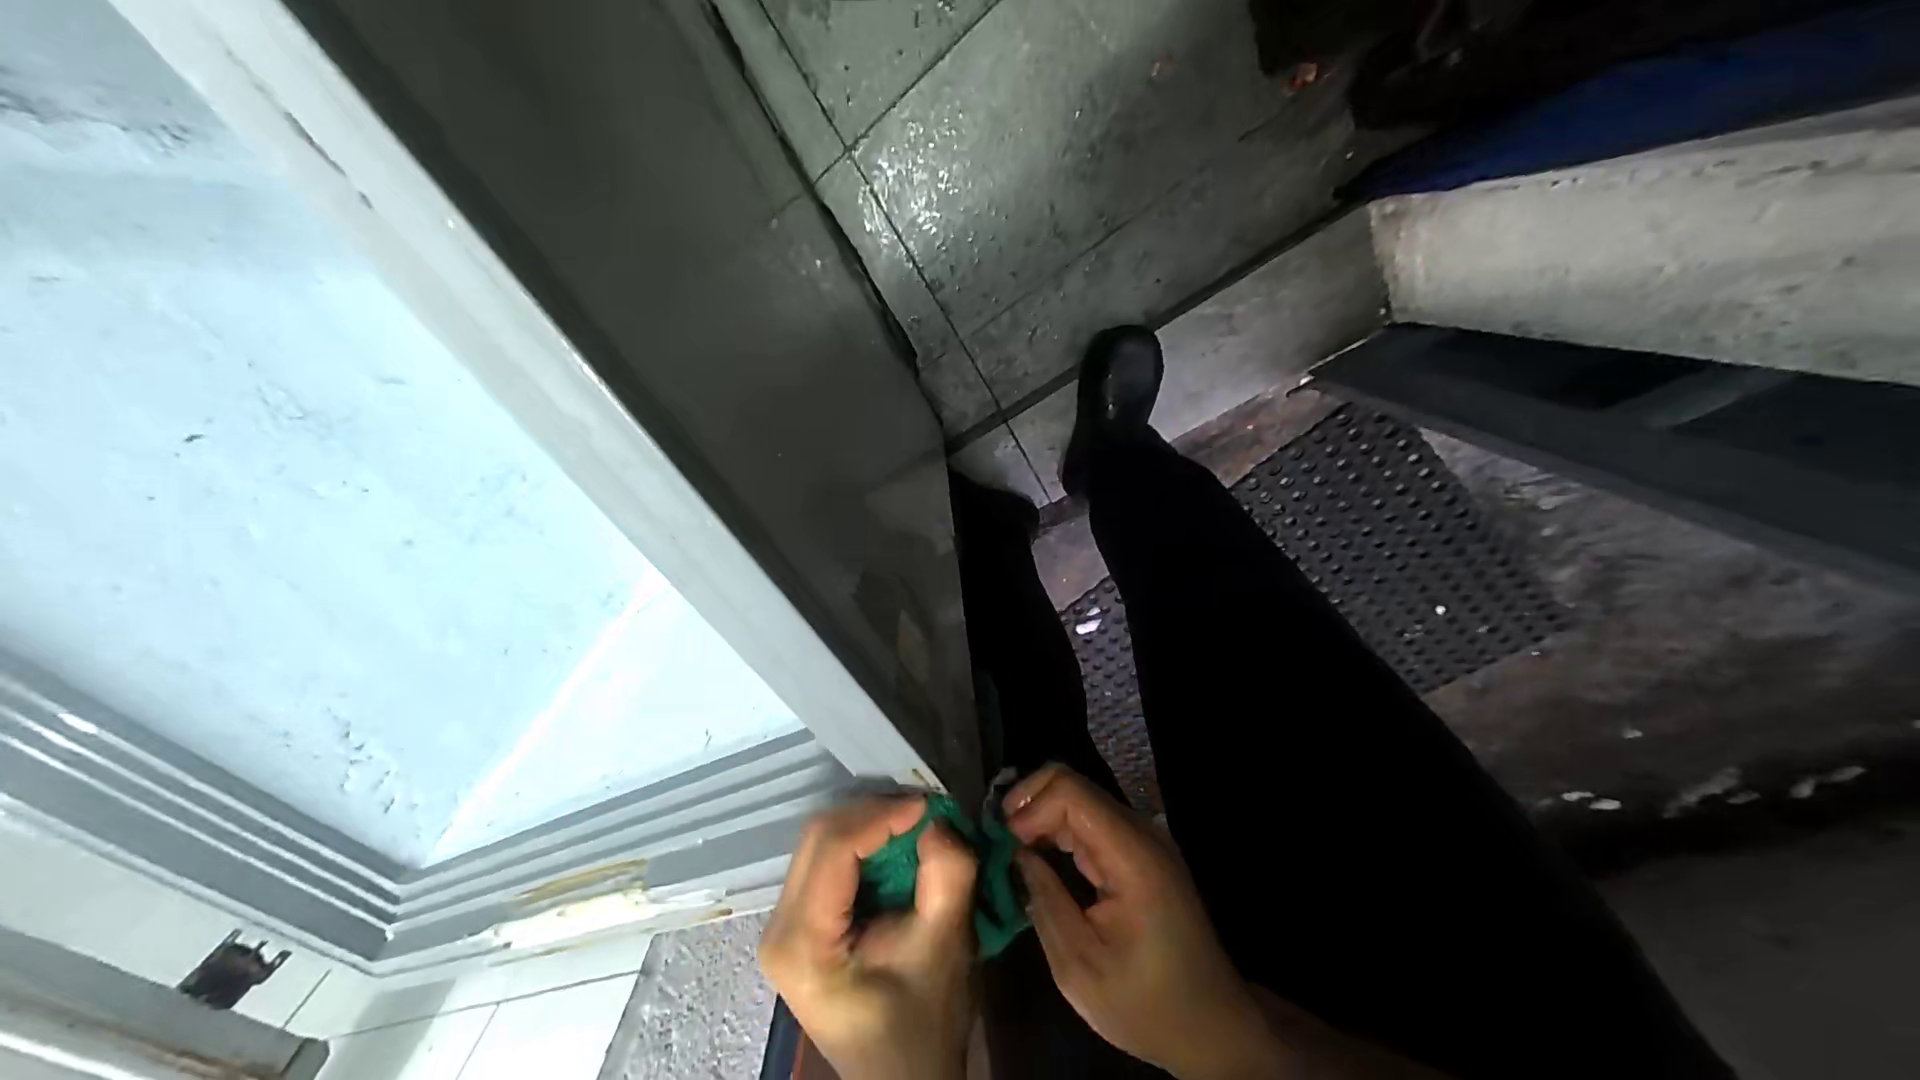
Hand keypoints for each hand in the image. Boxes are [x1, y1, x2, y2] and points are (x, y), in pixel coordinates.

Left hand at [760, 796, 976, 1079]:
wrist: (901, 1076)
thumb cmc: (922, 1024)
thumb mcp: (945, 948)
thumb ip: (946, 876)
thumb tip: (936, 821)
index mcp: (802, 942)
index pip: (833, 847)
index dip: (881, 816)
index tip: (929, 807)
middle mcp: (778, 925)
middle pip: (820, 835)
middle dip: (876, 814)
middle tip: (925, 814)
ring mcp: (782, 922)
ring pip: (822, 839)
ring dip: (871, 824)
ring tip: (915, 826)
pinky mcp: (798, 918)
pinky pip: (827, 856)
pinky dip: (865, 841)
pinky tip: (896, 846)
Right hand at [1007, 765, 1289, 1079]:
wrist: (1209, 1023)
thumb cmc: (1145, 1004)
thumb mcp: (1079, 966)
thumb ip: (1043, 900)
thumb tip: (1013, 854)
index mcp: (1132, 855)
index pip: (1071, 791)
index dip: (1028, 807)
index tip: (1003, 844)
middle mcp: (1140, 832)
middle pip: (1072, 784)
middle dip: (1028, 805)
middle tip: (997, 842)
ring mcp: (1142, 837)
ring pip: (1077, 796)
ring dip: (1039, 815)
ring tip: (1008, 849)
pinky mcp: (1137, 849)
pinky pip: (1089, 818)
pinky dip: (1056, 827)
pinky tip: (1035, 853)